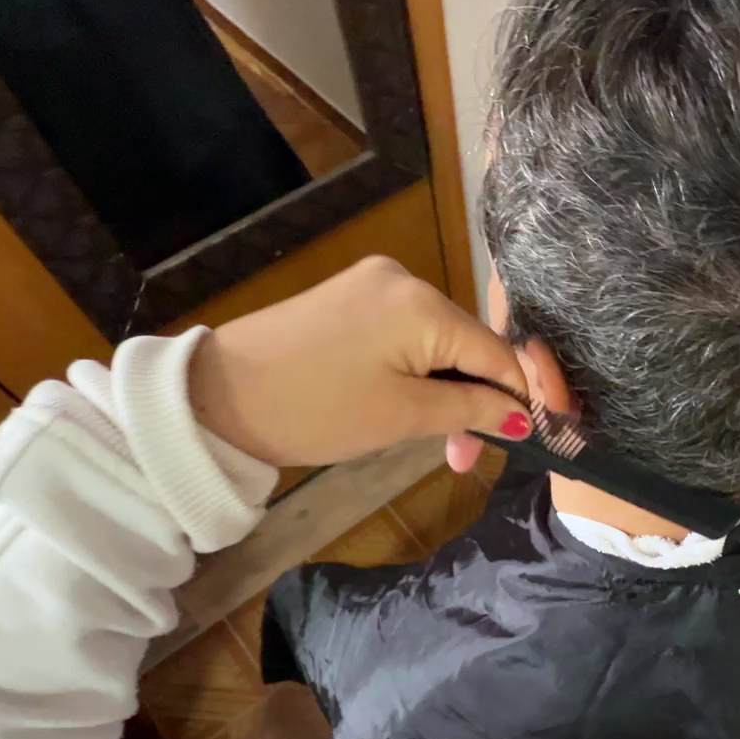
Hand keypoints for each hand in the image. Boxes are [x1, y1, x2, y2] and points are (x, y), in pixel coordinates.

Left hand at [189, 258, 531, 468]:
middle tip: (461, 459)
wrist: (215, 396)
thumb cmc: (316, 410)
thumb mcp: (402, 416)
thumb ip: (471, 409)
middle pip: (465, 344)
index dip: (514, 398)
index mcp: (423, 303)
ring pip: (435, 342)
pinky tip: (406, 404)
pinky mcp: (348, 298)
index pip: (495, 351)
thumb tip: (524, 416)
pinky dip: (414, 372)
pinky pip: (404, 335)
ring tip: (434, 440)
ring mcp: (372, 284)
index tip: (517, 442)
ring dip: (442, 391)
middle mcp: (404, 279)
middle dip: (471, 400)